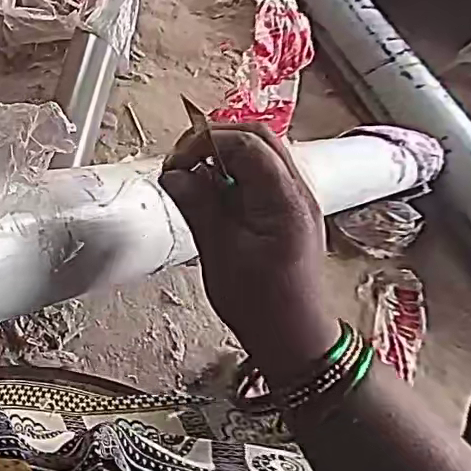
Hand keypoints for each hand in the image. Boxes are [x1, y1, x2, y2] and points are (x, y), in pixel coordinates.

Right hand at [159, 121, 340, 379]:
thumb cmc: (258, 301)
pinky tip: (208, 193)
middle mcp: (296, 190)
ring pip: (258, 151)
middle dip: (212, 140)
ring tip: (190, 178)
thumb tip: (175, 174)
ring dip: (220, 155)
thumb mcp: (220, 252)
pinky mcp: (284, 208)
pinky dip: (229, 172)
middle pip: (257, 137)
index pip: (246, 144)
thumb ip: (200, 206)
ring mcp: (293, 198)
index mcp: (284, 200)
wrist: (293, 334)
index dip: (204, 144)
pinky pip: (257, 172)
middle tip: (179, 164)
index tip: (174, 166)